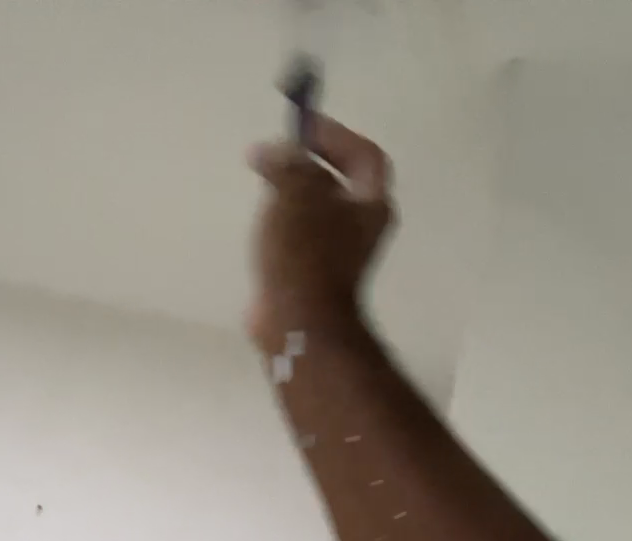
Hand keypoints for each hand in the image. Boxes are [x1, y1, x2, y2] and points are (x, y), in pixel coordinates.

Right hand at [246, 115, 394, 356]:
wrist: (296, 323)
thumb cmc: (304, 254)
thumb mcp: (296, 193)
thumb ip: (286, 162)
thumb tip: (268, 151)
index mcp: (371, 205)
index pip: (362, 154)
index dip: (333, 135)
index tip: (298, 126)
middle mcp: (361, 229)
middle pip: (338, 183)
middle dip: (307, 166)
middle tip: (274, 157)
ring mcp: (335, 257)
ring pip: (315, 213)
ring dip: (291, 197)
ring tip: (263, 189)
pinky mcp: (309, 278)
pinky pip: (297, 241)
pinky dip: (280, 228)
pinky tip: (260, 229)